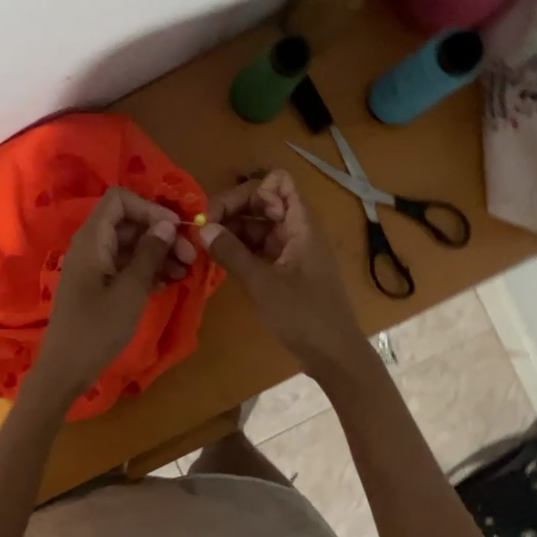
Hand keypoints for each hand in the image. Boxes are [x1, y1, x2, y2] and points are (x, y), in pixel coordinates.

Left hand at [30, 187, 192, 404]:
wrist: (67, 369)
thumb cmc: (97, 328)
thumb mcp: (130, 290)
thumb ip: (150, 254)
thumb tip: (167, 226)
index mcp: (92, 240)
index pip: (120, 200)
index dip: (149, 209)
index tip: (174, 230)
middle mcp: (91, 247)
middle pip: (129, 224)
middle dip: (161, 234)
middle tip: (191, 255)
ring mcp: (95, 268)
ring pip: (131, 247)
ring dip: (159, 254)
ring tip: (187, 270)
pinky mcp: (99, 288)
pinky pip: (126, 268)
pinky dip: (148, 271)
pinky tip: (172, 281)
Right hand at [201, 170, 375, 383]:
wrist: (333, 354)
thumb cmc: (303, 315)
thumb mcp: (263, 284)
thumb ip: (231, 253)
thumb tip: (202, 228)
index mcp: (302, 224)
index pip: (277, 183)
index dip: (248, 191)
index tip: (220, 214)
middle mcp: (298, 231)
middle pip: (264, 203)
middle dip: (233, 210)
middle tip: (203, 230)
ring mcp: (293, 251)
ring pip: (259, 227)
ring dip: (233, 231)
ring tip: (205, 246)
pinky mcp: (287, 272)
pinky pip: (261, 249)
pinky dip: (241, 250)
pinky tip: (220, 260)